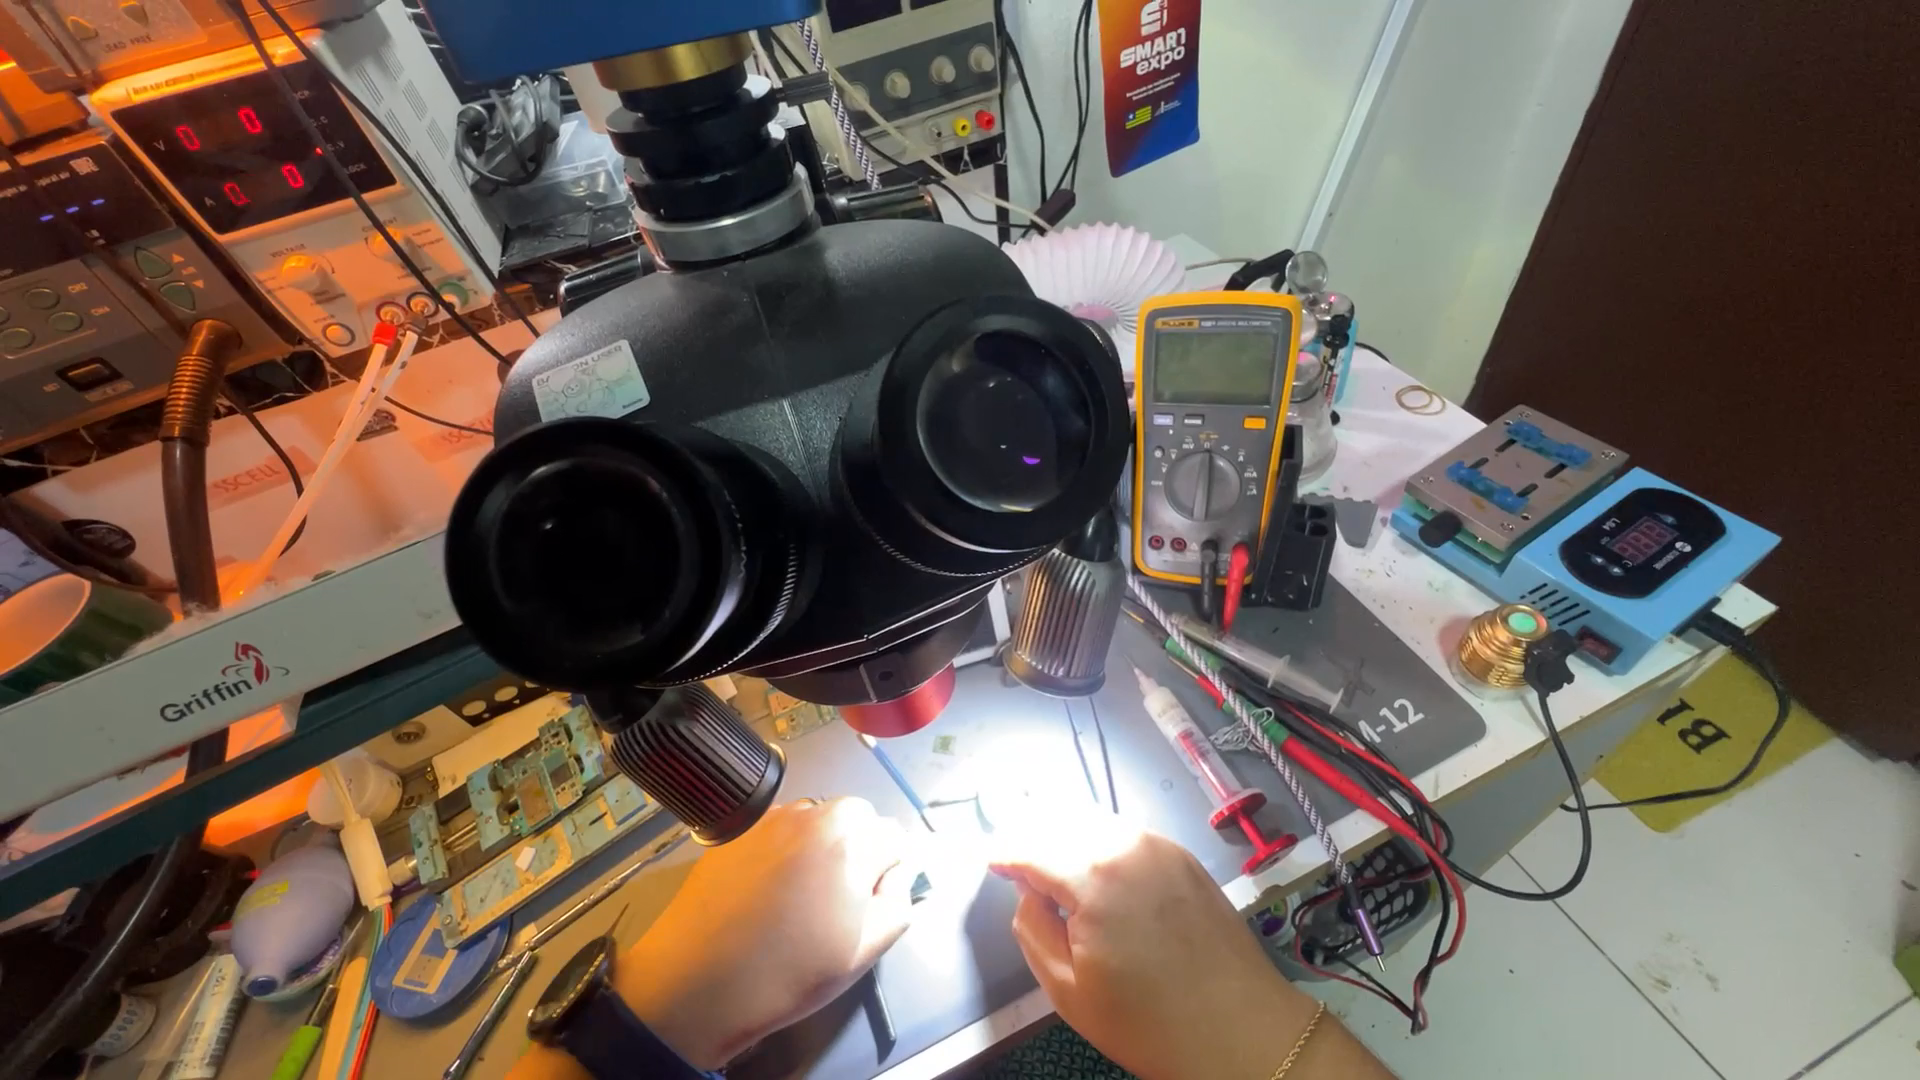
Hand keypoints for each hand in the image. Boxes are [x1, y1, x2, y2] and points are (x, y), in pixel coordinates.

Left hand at [617, 798, 912, 1068]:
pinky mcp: (741, 827)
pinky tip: (767, 886)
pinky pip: (781, 824)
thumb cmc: (788, 974)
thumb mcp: (864, 951)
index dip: (890, 870)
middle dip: (859, 846)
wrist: (696, 983)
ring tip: (798, 891)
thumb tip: (894, 873)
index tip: (868, 903)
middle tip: (836, 897)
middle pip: (858, 816)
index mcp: (852, 843)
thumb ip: (898, 901)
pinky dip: (786, 843)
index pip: (895, 836)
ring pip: (819, 816)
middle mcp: (815, 815)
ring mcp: (774, 817)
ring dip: (822, 841)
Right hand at [991, 812, 1388, 1079]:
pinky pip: (1123, 829)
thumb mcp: (1068, 989)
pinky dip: (1096, 833)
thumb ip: (1032, 926)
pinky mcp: (1180, 852)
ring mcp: (1157, 843)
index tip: (987, 860)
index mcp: (1091, 875)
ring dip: (1062, 827)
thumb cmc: (1148, 1021)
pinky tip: (1089, 855)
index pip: (1030, 846)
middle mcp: (1123, 843)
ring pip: (1092, 817)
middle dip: (1029, 832)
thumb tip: (1028, 888)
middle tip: (1010, 851)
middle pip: (1059, 819)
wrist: (1242, 1032)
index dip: (1003, 852)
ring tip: (1044, 850)